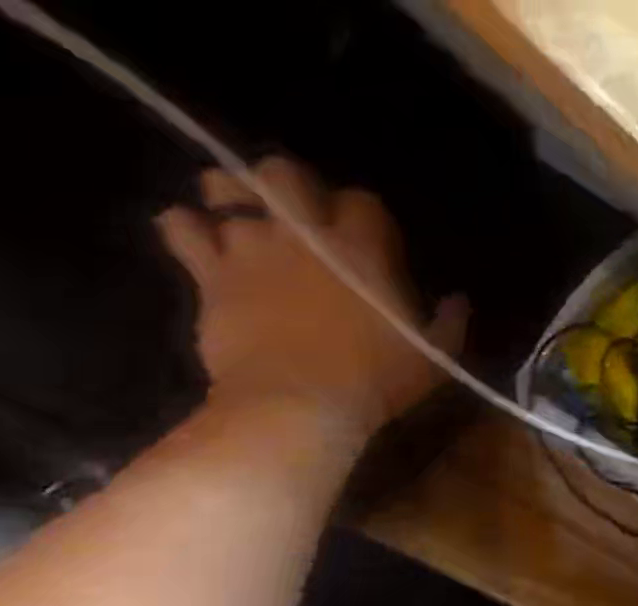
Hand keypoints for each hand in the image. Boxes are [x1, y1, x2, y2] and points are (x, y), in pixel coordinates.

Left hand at [155, 156, 466, 437]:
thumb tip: (459, 301)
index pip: (363, 201)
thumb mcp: (434, 358)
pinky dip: (187, 229)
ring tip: (243, 221)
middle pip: (282, 172)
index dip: (366, 215)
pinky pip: (178, 225)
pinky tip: (202, 246)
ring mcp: (249, 249)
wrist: (298, 403)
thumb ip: (449, 323)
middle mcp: (303, 235)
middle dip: (288, 185)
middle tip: (298, 213)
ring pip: (220, 186)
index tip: (373, 240)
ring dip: (231, 198)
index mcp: (363, 252)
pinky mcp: (209, 272)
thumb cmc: (377, 379)